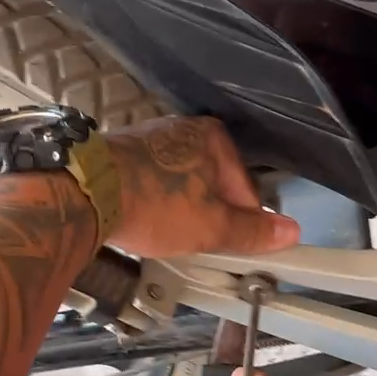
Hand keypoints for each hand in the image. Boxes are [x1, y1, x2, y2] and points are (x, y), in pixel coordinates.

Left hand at [105, 116, 299, 256]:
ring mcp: (151, 137)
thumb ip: (253, 231)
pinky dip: (153, 202)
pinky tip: (143, 220)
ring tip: (165, 235)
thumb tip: (291, 232)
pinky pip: (152, 181)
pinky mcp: (122, 151)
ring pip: (181, 184)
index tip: (228, 246)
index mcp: (215, 139)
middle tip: (195, 244)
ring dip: (180, 210)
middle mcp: (184, 129)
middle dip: (208, 215)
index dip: (241, 224)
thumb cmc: (156, 205)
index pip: (245, 189)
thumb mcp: (213, 227)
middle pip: (212, 184)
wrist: (85, 190)